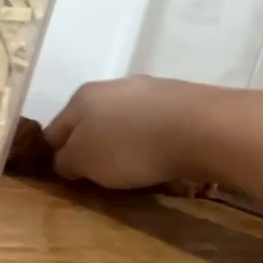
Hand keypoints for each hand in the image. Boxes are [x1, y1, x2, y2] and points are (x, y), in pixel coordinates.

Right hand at [43, 76, 224, 188]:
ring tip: (136, 166)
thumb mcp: (83, 163)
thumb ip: (65, 162)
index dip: (56, 155)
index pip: (54, 131)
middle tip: (100, 173)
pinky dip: (153, 137)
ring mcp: (151, 87)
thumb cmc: (131, 147)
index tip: (67, 177)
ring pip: (124, 119)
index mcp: (81, 98)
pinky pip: (155, 121)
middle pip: (90, 122)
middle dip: (92, 145)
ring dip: (124, 140)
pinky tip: (163, 154)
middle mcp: (112, 85)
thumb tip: (65, 161)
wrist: (208, 129)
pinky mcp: (183, 96)